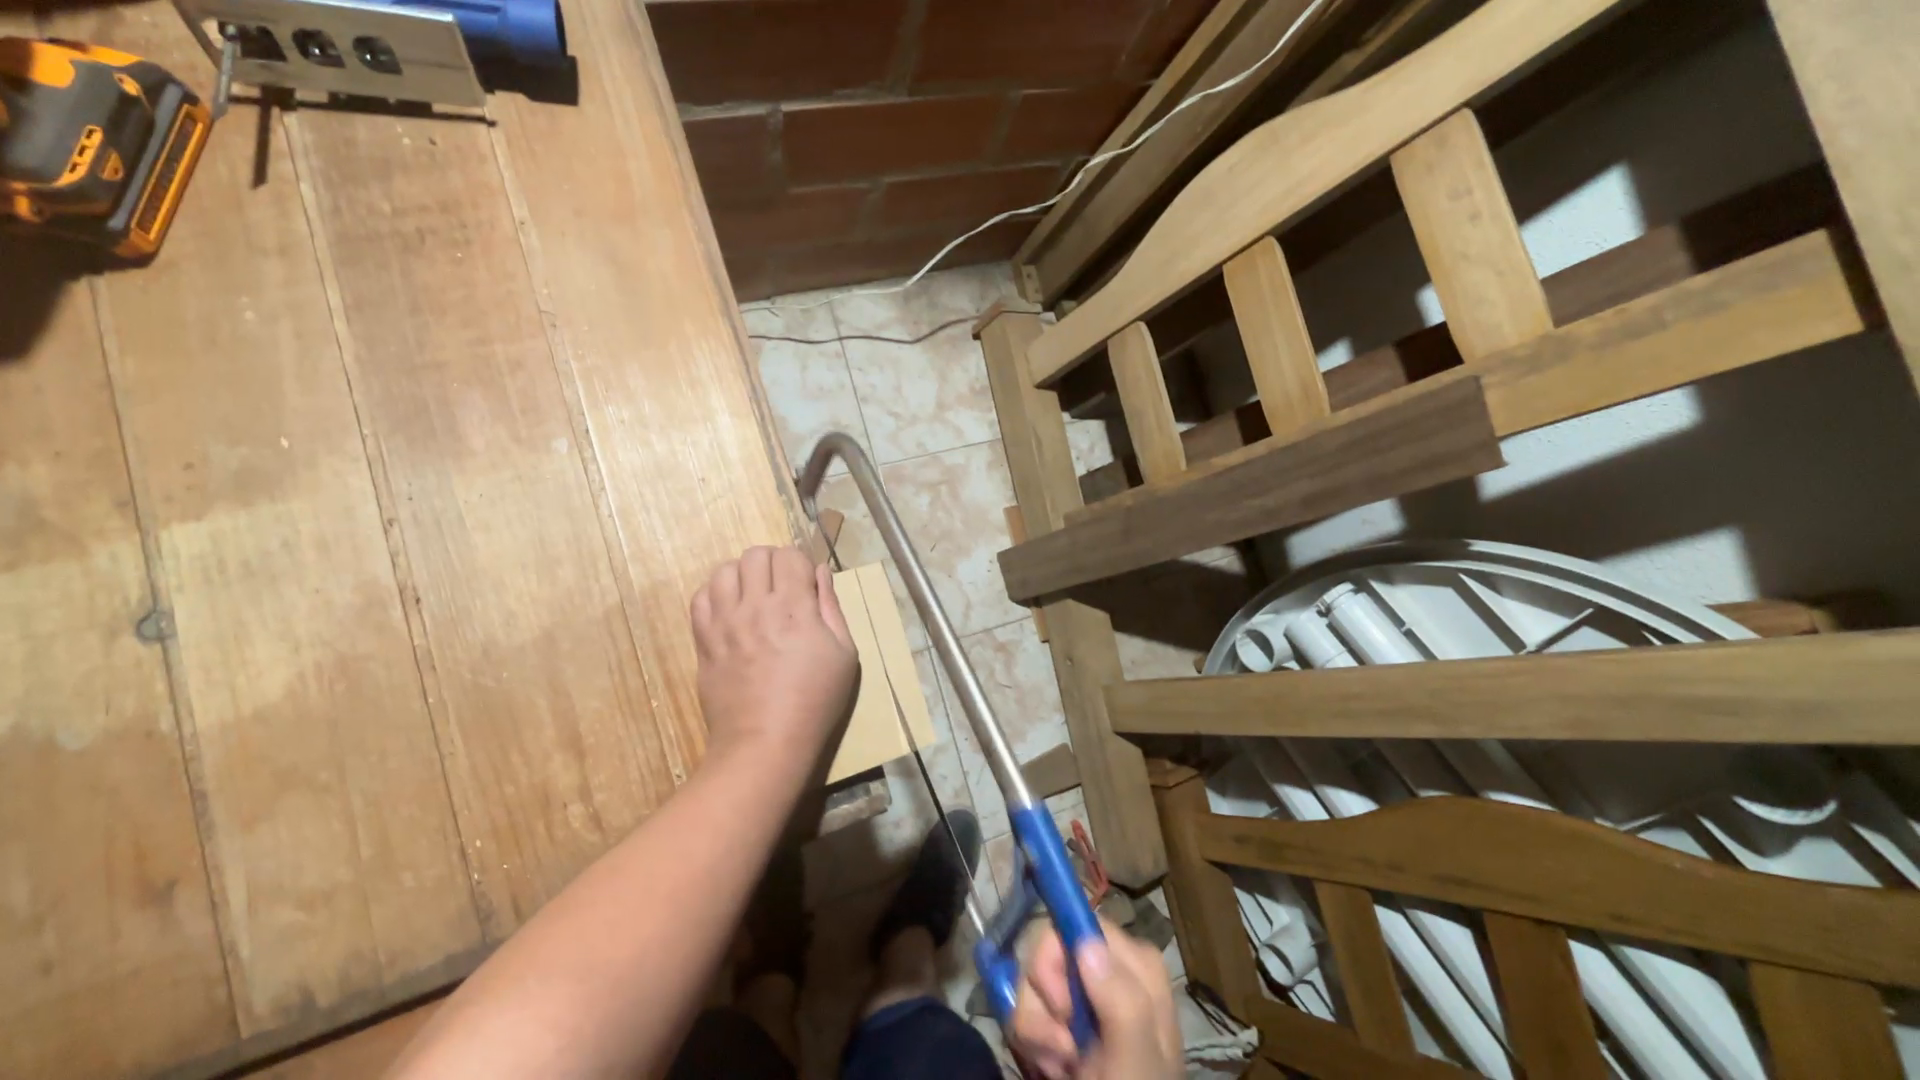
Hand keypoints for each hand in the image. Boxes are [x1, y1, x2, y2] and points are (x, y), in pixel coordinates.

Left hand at [691, 545, 856, 763]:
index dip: (800, 563)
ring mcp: (724, 621)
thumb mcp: (844, 654)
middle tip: (781, 588)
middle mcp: (755, 604)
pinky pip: (700, 597)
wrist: (765, 741)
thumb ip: (831, 607)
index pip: (789, 555)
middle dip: (772, 563)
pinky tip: (730, 611)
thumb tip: (819, 573)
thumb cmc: (815, 700)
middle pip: (755, 555)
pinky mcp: (703, 639)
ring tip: (753, 596)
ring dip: (742, 575)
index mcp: (794, 605)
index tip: (806, 584)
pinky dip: (715, 594)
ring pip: (724, 570)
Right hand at [1009, 920, 1181, 1079]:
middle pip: (1045, 951)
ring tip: (1061, 1066)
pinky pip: (1024, 1009)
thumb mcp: (1138, 1060)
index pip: (1077, 924)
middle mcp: (1105, 968)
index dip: (1058, 960)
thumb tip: (1086, 942)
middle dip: (1042, 1003)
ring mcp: (1081, 994)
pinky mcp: (1059, 1017)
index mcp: (1135, 964)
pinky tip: (1054, 1068)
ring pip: (1028, 983)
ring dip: (1036, 1031)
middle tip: (1064, 1046)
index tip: (1063, 1008)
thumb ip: (1121, 1002)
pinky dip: (1032, 1044)